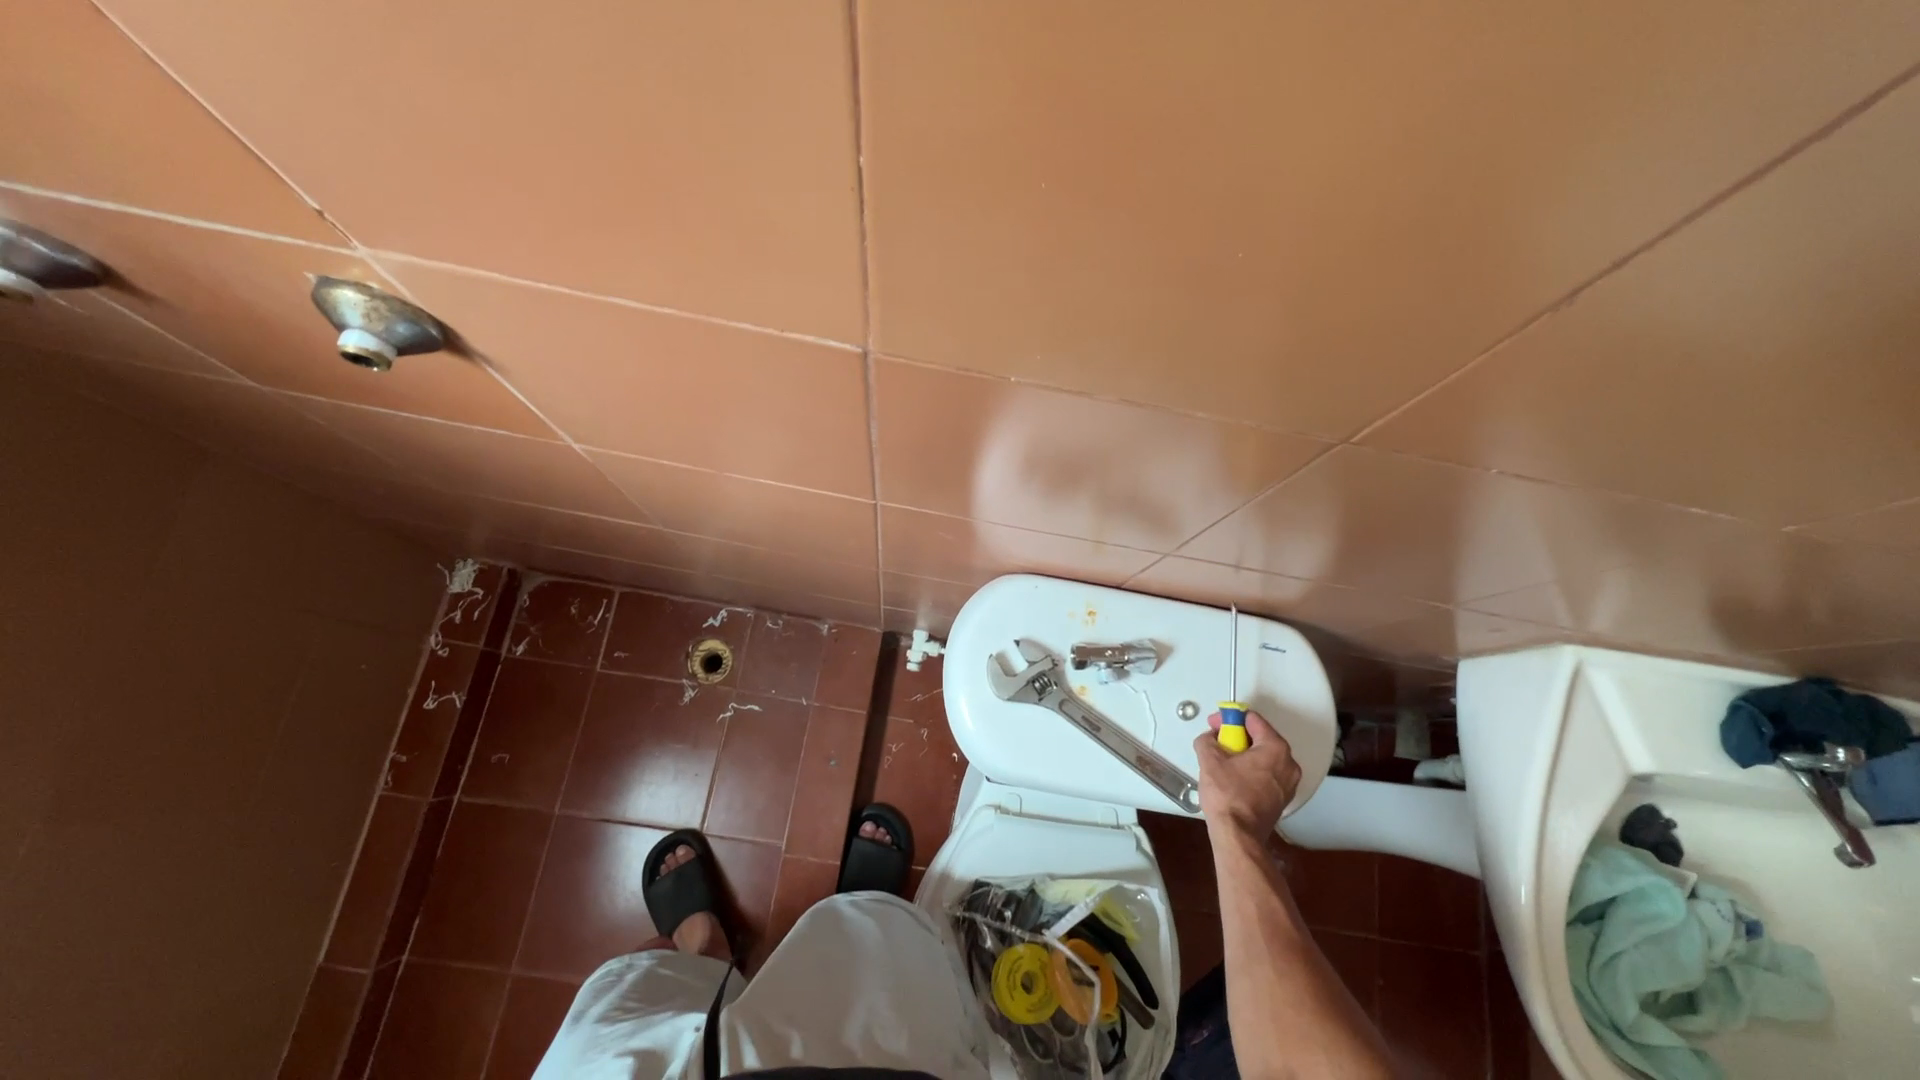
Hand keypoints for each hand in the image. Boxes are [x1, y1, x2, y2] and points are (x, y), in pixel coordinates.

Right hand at [1194, 710, 1301, 839]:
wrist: (1238, 835)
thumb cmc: (1227, 795)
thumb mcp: (1209, 760)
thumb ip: (1207, 740)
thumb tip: (1210, 738)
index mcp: (1275, 749)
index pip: (1252, 720)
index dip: (1229, 718)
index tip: (1214, 724)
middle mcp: (1288, 763)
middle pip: (1260, 738)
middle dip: (1236, 736)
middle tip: (1216, 741)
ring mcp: (1288, 783)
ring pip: (1263, 757)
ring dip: (1243, 754)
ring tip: (1221, 760)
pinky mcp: (1282, 798)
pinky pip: (1266, 774)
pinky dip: (1250, 770)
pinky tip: (1232, 777)